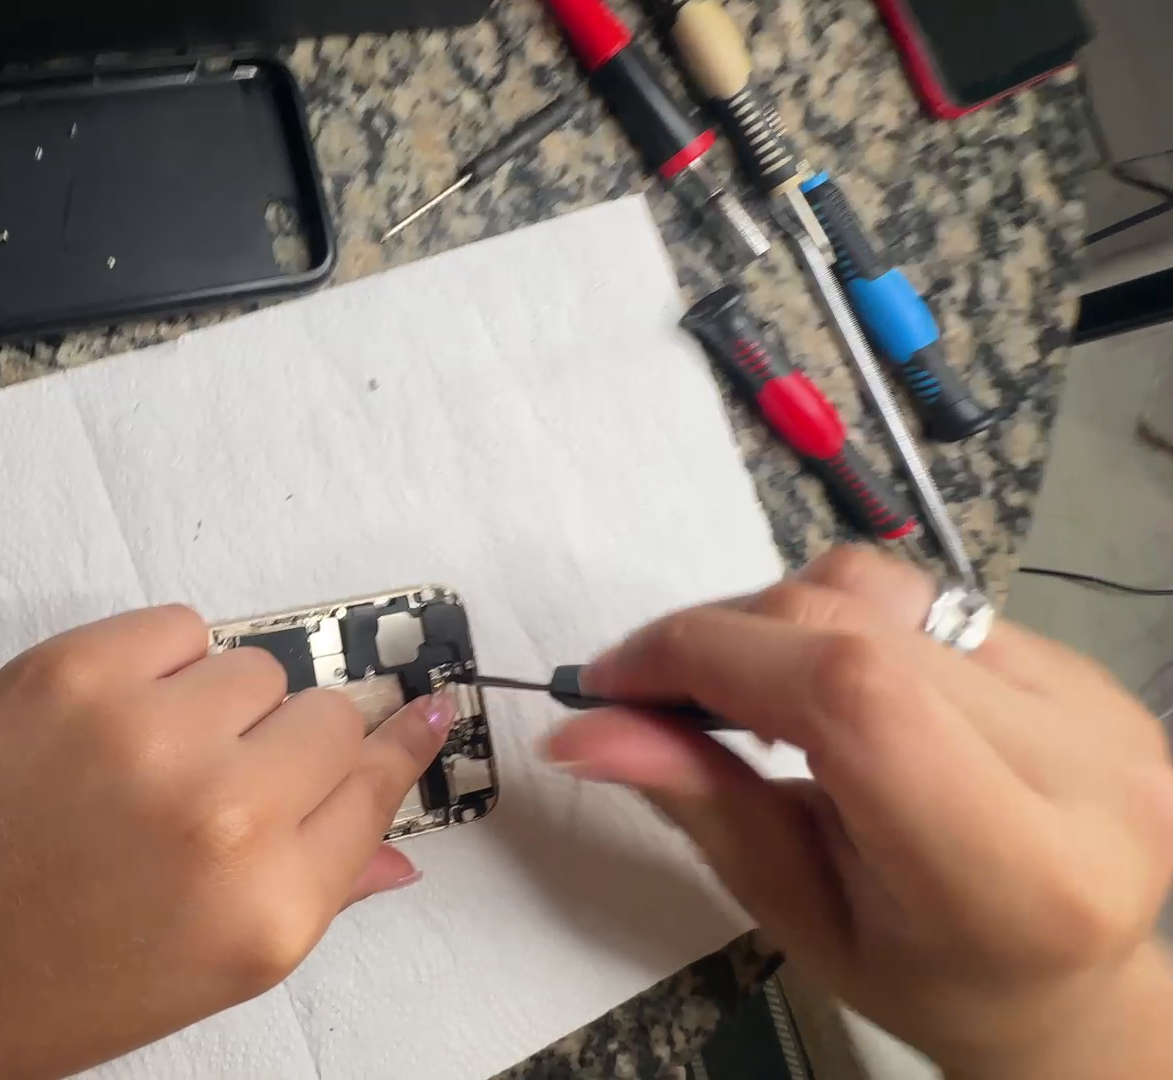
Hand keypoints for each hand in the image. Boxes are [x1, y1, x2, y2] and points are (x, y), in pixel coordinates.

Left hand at [0, 607, 450, 1079]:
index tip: (427, 705)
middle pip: (327, 711)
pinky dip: (161, 659)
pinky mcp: (72, 667)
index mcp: (264, 911)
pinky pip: (178, 623)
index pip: (376, 786)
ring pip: (252, 665)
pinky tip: (110, 713)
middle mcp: (222, 813)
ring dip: (220, 701)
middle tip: (232, 763)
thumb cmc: (42, 990)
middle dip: (296, 736)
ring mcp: (144, 728)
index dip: (401, 742)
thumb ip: (314, 893)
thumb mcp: (201, 974)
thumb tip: (401, 843)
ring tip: (150, 750)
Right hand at [545, 547, 1172, 1078]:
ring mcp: (1089, 697)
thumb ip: (692, 798)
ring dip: (753, 620)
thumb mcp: (781, 903)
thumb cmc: (910, 966)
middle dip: (702, 637)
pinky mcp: (1068, 660)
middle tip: (641, 689)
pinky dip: (808, 615)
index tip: (608, 683)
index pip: (842, 693)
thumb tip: (572, 734)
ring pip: (861, 586)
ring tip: (731, 686)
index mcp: (1012, 867)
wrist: (1058, 973)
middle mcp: (1079, 764)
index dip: (701, 656)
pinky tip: (801, 674)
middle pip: (837, 624)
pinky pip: (897, 590)